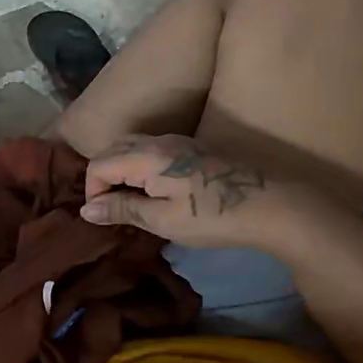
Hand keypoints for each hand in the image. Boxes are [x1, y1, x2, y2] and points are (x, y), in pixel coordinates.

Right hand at [80, 134, 309, 249]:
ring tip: (129, 200)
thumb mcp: (162, 220)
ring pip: (130, 146)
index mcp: (147, 157)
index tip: (104, 216)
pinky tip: (150, 189)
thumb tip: (87, 211)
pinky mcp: (192, 148)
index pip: (98, 165)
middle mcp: (158, 141)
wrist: (275, 206)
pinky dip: (136, 166)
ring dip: (119, 170)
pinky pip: (149, 149)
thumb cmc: (214, 217)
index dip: (93, 191)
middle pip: (111, 150)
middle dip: (102, 178)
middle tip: (113, 208)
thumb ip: (122, 210)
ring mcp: (177, 142)